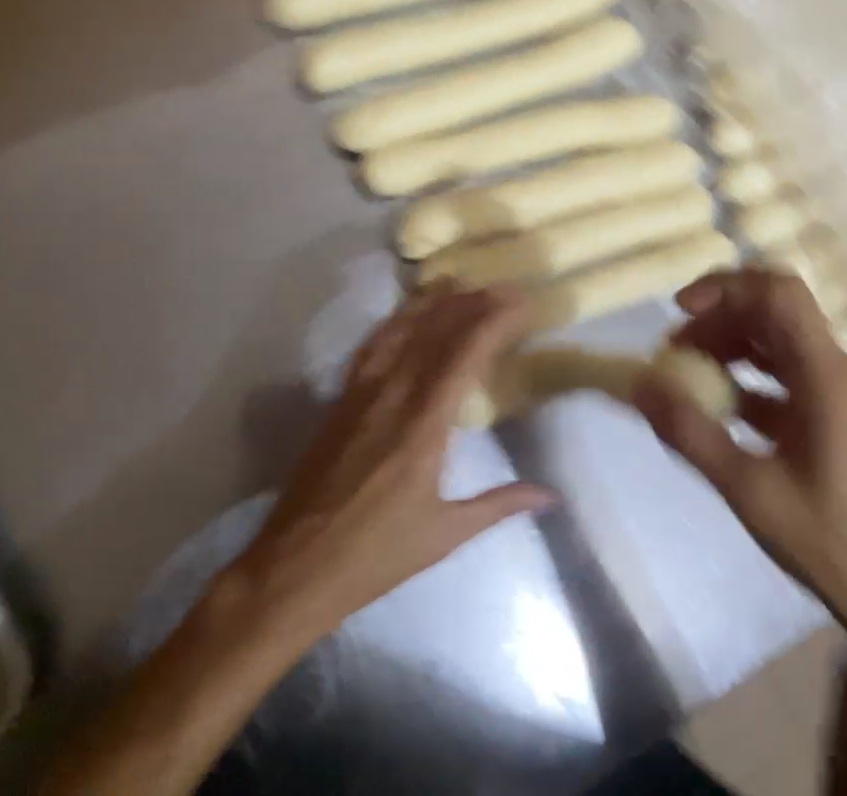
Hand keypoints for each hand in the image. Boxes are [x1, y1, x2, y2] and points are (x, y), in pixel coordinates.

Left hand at [230, 282, 555, 640]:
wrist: (296, 565)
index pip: (462, 356)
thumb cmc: (375, 555)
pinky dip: (391, 326)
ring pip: (395, 334)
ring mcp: (357, 397)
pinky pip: (368, 351)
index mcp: (421, 428)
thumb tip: (550, 495)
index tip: (520, 301)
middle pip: (430, 334)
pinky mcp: (336, 405)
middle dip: (466, 303)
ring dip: (426, 305)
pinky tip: (401, 319)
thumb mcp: (445, 533)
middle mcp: (388, 399)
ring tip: (454, 282)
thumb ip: (499, 504)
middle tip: (498, 284)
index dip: (492, 322)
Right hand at [632, 267, 846, 664]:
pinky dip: (746, 379)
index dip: (725, 287)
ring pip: (778, 344)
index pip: (779, 293)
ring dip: (729, 348)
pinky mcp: (834, 418)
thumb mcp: (745, 487)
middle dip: (716, 321)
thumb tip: (637, 386)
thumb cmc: (824, 539)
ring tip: (685, 379)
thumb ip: (689, 432)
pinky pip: (785, 377)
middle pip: (774, 313)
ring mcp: (840, 395)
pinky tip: (714, 410)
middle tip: (671, 355)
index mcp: (828, 377)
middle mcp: (839, 372)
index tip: (678, 312)